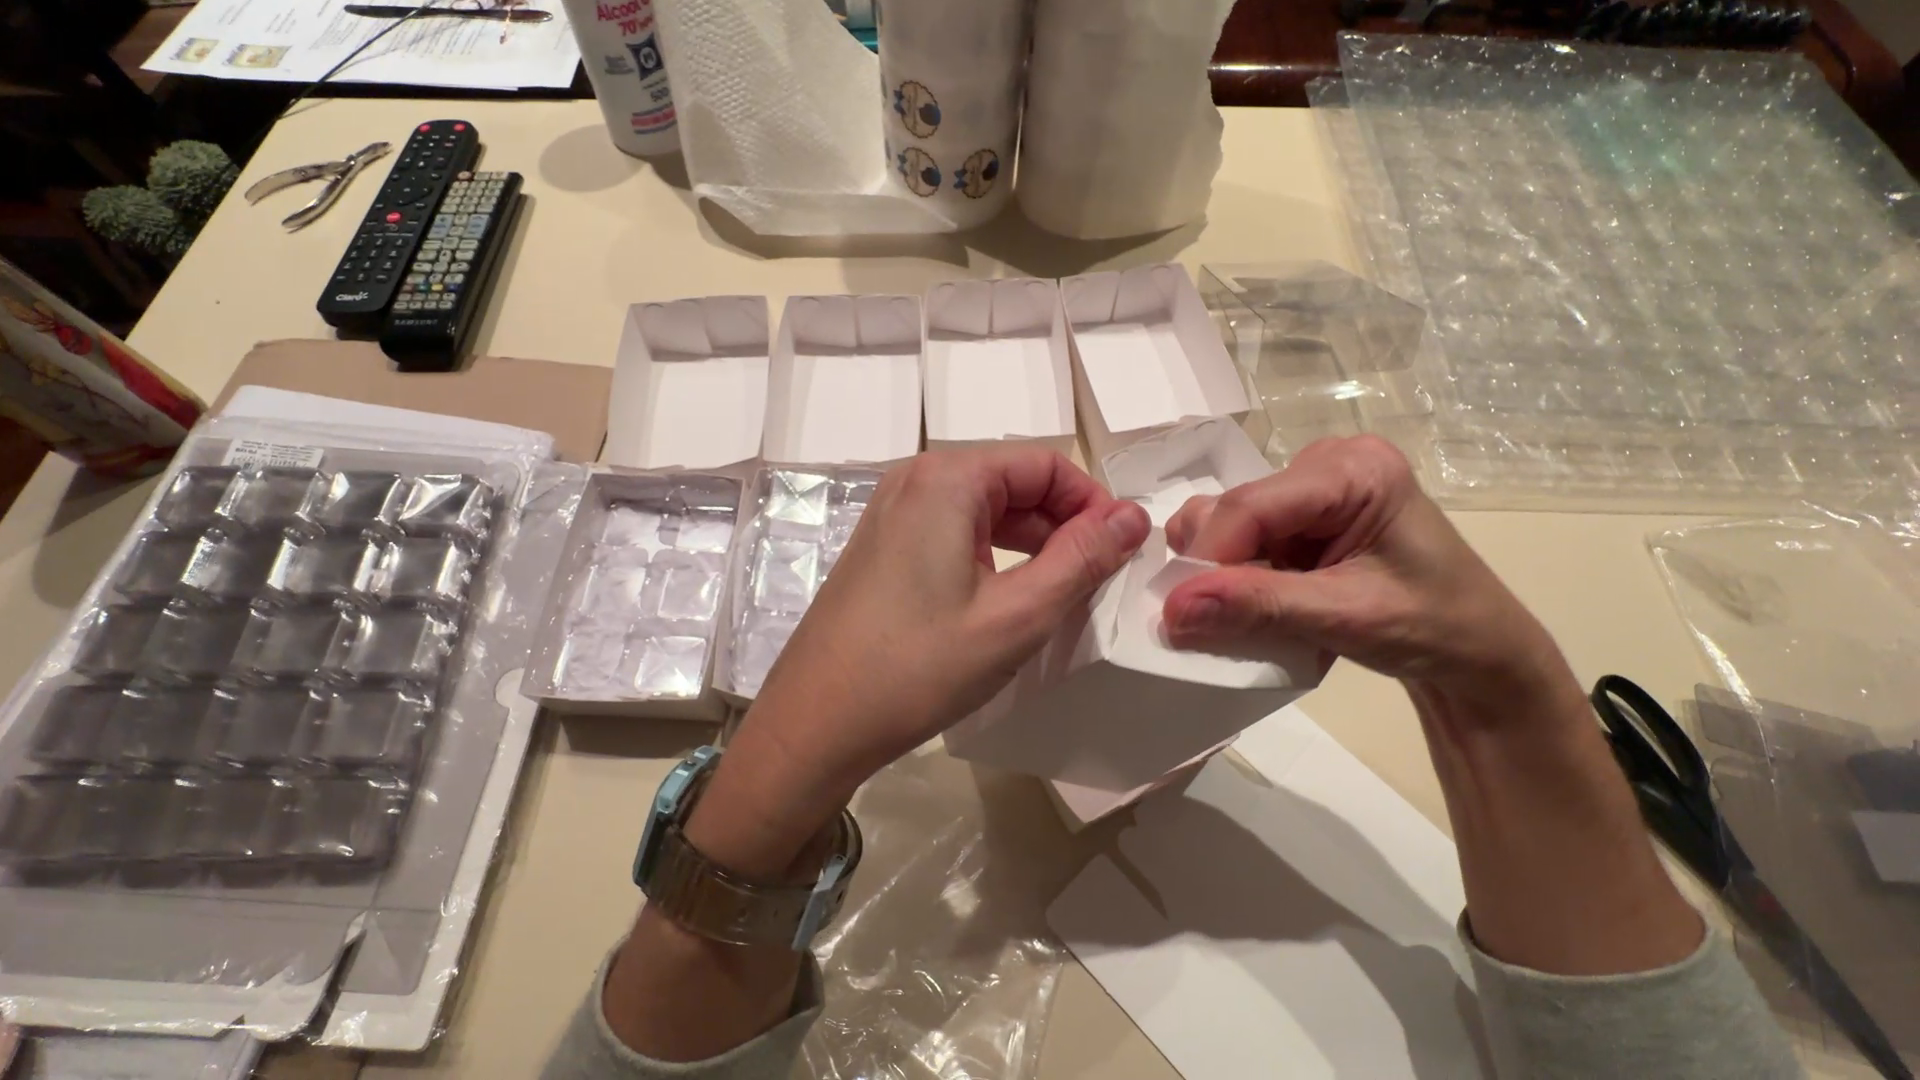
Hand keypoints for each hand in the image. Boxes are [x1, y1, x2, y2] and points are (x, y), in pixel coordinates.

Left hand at [690, 447, 1150, 876]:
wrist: (817, 722)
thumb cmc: (919, 668)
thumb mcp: (1016, 615)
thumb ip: (1081, 559)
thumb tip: (1134, 516)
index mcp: (947, 479)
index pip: (1045, 464)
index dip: (1092, 503)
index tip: (1120, 552)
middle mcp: (914, 481)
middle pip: (1013, 482)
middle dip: (1063, 523)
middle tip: (1096, 579)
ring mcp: (892, 514)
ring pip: (984, 510)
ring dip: (1031, 543)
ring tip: (1063, 593)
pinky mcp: (883, 548)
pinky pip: (954, 533)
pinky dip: (993, 556)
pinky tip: (1010, 599)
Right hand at [1159, 435, 1561, 702]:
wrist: (1474, 651)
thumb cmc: (1432, 628)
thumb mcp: (1346, 617)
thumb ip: (1260, 607)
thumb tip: (1174, 610)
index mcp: (1354, 469)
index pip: (1251, 504)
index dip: (1208, 557)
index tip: (1179, 614)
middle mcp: (1326, 463)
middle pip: (1234, 509)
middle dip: (1212, 566)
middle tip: (1207, 622)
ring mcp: (1310, 488)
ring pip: (1227, 522)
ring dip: (1220, 572)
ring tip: (1239, 615)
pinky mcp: (1299, 515)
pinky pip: (1240, 538)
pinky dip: (1233, 574)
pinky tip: (1252, 603)